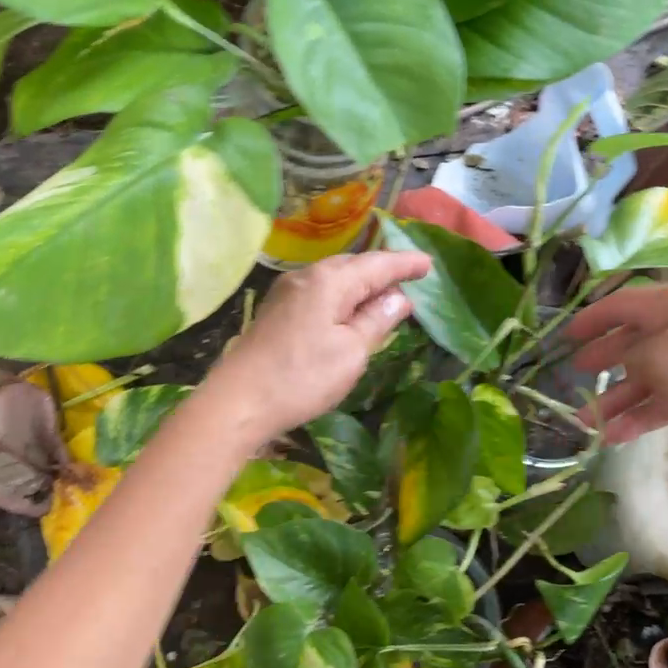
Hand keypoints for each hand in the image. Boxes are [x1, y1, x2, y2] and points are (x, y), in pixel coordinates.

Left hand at [201, 250, 430, 443]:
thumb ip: (376, 321)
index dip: (405, 265)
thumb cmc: (301, 378)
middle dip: (381, 272)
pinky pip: (316, 296)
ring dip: (359, 287)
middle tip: (408, 281)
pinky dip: (338, 300)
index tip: (429, 265)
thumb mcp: (350, 352)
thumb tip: (398, 298)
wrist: (239, 402)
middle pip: (352, 267)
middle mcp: (305, 277)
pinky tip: (345, 313)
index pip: (377, 264)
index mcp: (329, 280)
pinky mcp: (274, 315)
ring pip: (332, 281)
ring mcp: (285, 295)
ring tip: (382, 297)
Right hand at [568, 277, 667, 466]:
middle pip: (637, 339)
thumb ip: (630, 353)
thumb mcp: (661, 355)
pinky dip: (640, 416)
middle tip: (576, 375)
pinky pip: (665, 400)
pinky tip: (615, 437)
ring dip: (616, 399)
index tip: (566, 335)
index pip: (627, 301)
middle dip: (605, 359)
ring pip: (648, 376)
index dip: (594, 317)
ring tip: (585, 424)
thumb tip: (624, 360)